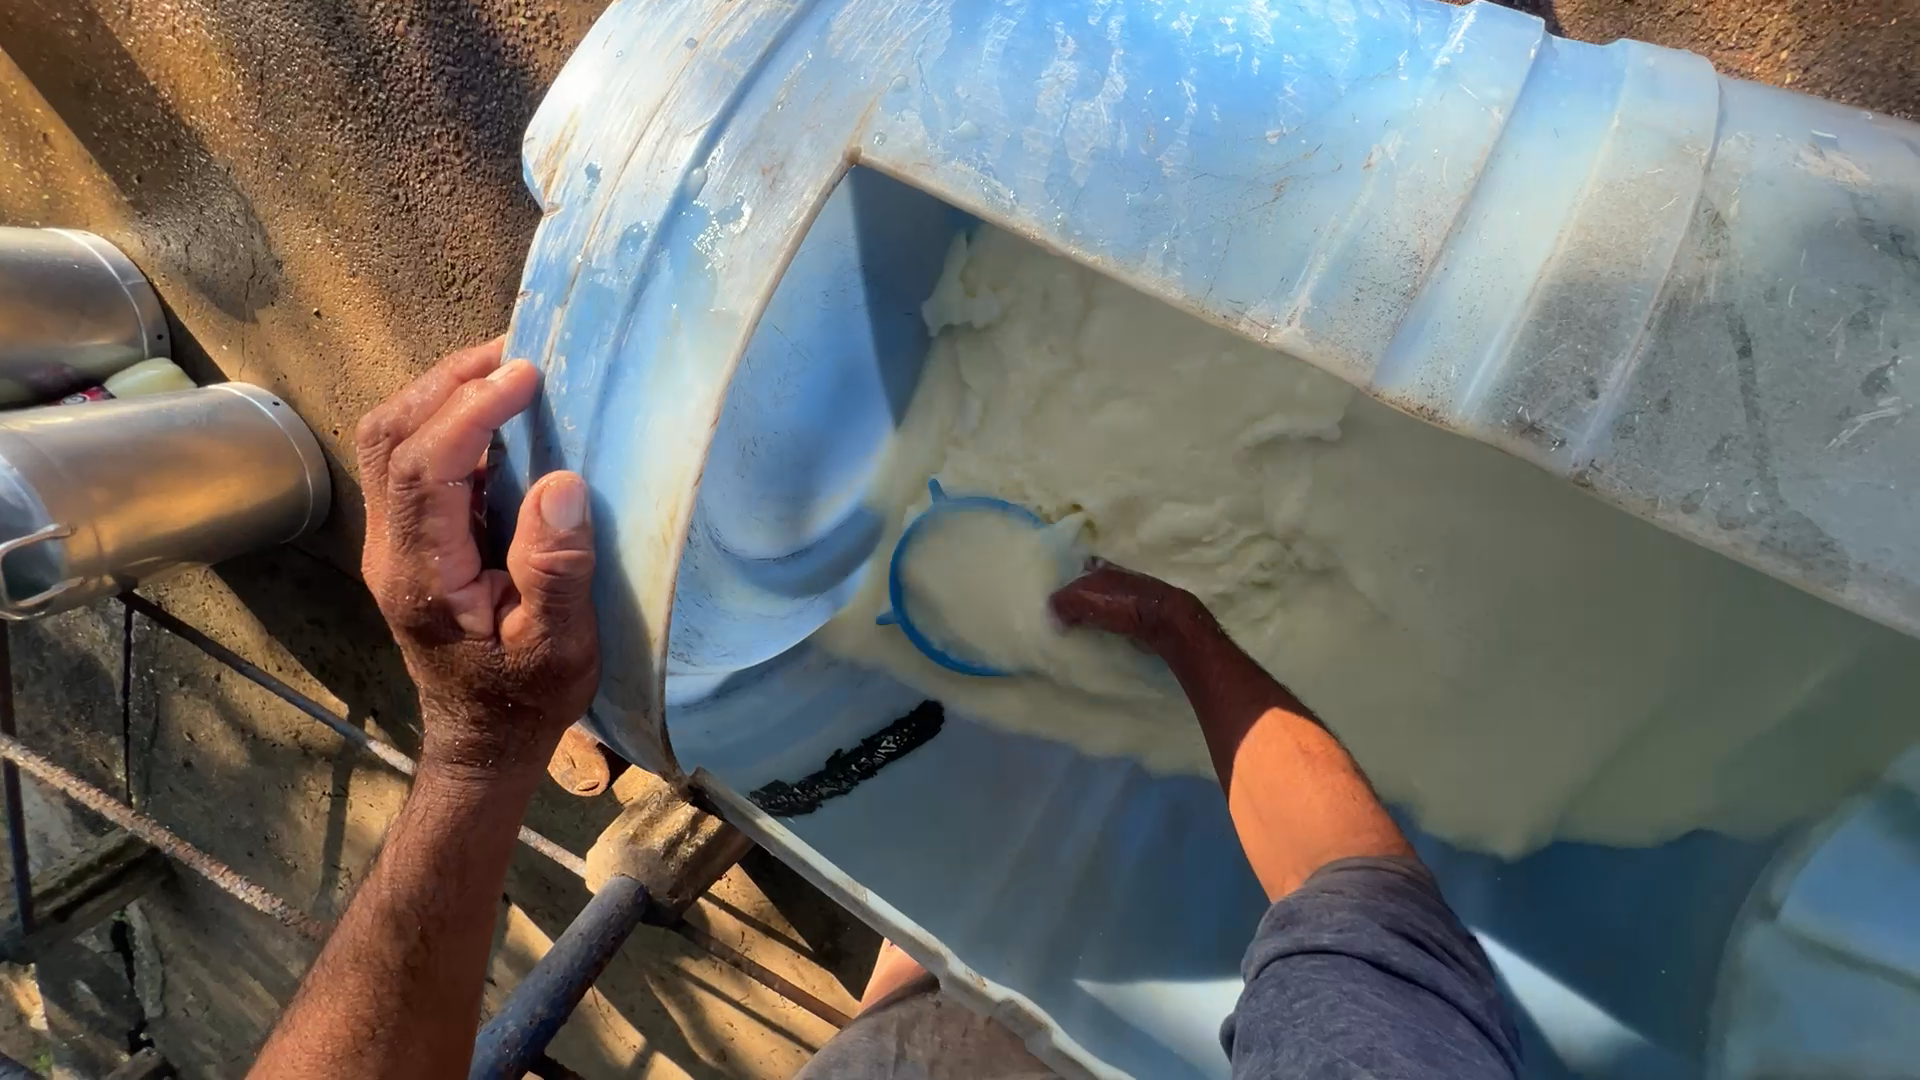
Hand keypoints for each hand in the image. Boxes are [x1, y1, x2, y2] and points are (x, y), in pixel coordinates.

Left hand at [355, 337, 598, 784]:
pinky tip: (498, 416)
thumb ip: (556, 569)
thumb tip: (562, 484)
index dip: (470, 412)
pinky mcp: (417, 540)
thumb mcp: (560, 644)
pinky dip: (452, 421)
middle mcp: (394, 549)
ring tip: (507, 371)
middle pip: (390, 438)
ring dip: (444, 395)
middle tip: (516, 354)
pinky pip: (417, 461)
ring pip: (393, 442)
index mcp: (426, 574)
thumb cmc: (530, 695)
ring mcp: (398, 542)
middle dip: (448, 384)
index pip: (425, 468)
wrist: (486, 736)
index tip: (526, 376)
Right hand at [1048, 560, 1217, 657]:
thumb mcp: (1081, 598)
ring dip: (1096, 609)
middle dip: (1082, 593)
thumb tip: (1053, 612)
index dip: (1069, 577)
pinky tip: (1102, 630)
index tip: (1059, 592)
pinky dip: (1109, 620)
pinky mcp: (1143, 612)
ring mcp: (1132, 592)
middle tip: (1067, 611)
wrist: (1162, 620)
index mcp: (1100, 567)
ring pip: (1106, 598)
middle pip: (1093, 582)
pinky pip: (1118, 614)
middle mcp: (1116, 575)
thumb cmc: (1120, 604)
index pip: (1079, 565)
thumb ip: (1063, 602)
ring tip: (1082, 623)